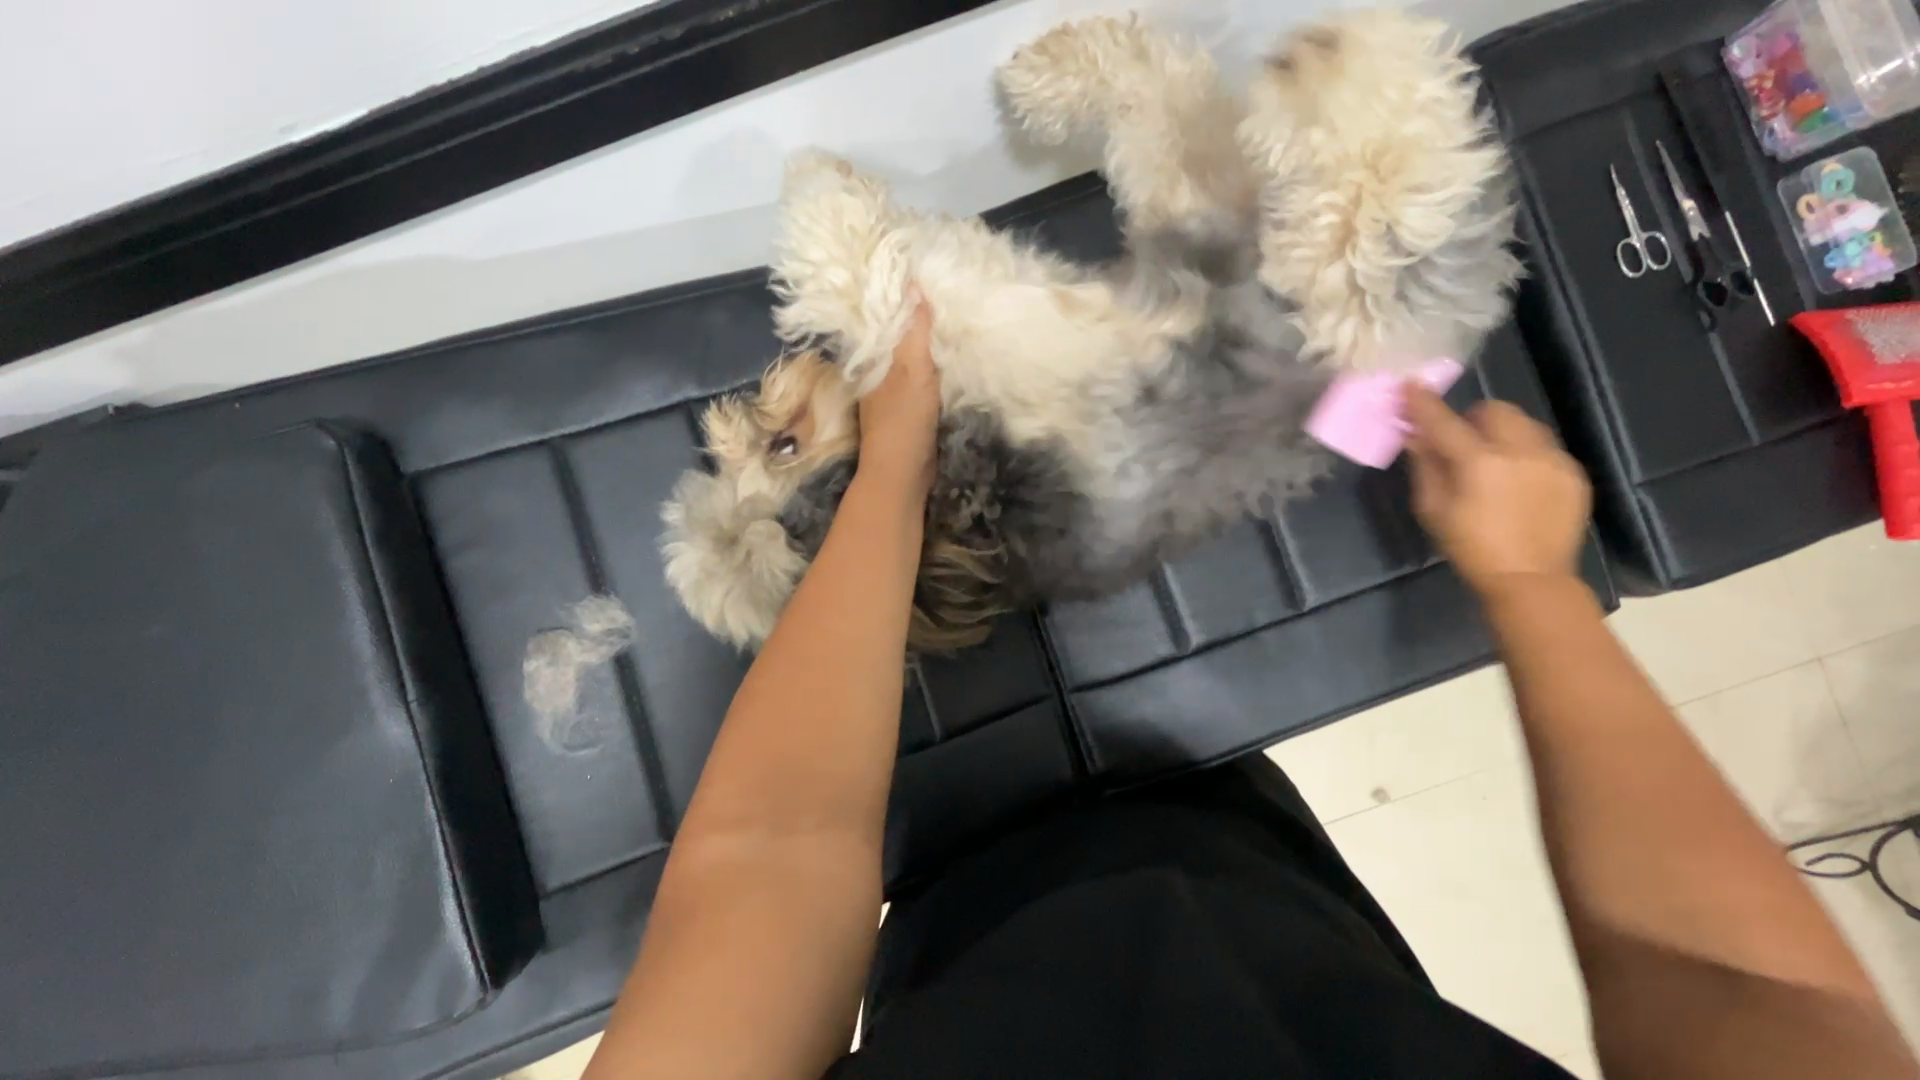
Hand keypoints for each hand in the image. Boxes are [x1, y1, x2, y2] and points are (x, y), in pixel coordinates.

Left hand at [856, 291, 941, 499]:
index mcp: (872, 356)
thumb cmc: (902, 419)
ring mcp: (896, 390)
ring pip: (917, 355)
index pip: (887, 314)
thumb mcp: (912, 369)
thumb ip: (914, 330)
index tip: (930, 271)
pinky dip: (942, 365)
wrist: (902, 475)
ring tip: (962, 313)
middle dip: (924, 315)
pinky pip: (929, 376)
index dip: (906, 295)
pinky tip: (960, 354)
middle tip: (955, 287)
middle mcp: (880, 369)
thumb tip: (913, 282)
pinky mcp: (913, 407)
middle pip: (903, 334)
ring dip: (935, 340)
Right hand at [1405, 387, 1591, 596]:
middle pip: (1495, 410)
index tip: (1411, 386)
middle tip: (1461, 439)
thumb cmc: (1470, 548)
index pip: (1444, 421)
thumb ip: (1425, 466)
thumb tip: (1415, 435)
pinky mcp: (1573, 474)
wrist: (1530, 580)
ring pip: (1524, 425)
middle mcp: (1521, 451)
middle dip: (1473, 417)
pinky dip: (1525, 454)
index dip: (1424, 403)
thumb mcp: (1433, 510)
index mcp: (1480, 462)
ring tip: (1493, 460)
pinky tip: (1517, 482)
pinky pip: (1544, 448)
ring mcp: (1553, 460)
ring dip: (1502, 433)